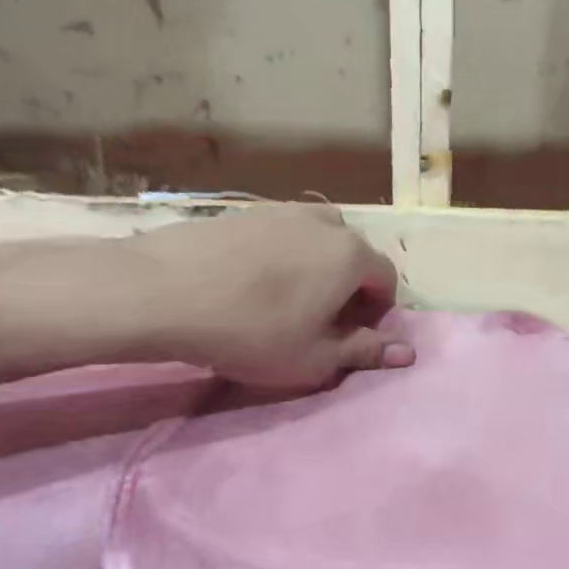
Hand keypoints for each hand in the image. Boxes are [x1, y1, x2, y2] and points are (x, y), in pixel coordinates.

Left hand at [56, 205, 412, 387]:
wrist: (160, 292)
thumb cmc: (252, 332)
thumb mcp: (315, 358)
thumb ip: (366, 351)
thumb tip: (409, 352)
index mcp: (352, 255)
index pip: (386, 279)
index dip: (376, 311)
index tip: (350, 334)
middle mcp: (326, 223)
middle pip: (354, 254)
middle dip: (348, 286)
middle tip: (319, 319)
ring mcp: (282, 210)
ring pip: (317, 240)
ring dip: (316, 267)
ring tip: (285, 299)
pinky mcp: (244, 211)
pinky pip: (281, 233)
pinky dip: (281, 255)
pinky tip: (250, 282)